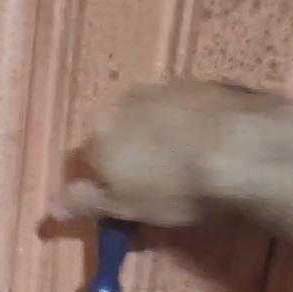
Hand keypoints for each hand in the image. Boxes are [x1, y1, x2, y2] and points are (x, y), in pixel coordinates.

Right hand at [61, 78, 292, 224]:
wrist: (240, 149)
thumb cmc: (173, 187)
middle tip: (157, 188)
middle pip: (119, 134)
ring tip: (186, 168)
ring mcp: (164, 88)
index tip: (125, 203)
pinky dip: (188, 128)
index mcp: (98, 133)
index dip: (105, 184)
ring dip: (159, 140)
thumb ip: (86, 202)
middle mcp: (123, 102)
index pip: (88, 160)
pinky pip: (184, 111)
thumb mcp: (124, 207)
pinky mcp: (202, 84)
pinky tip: (207, 149)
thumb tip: (51, 206)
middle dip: (131, 157)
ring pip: (150, 119)